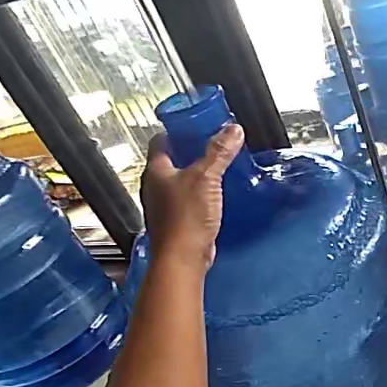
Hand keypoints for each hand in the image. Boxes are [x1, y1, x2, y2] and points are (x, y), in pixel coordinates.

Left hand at [141, 123, 242, 269]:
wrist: (182, 257)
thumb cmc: (188, 215)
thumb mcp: (207, 178)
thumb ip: (219, 153)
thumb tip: (234, 129)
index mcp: (155, 171)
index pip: (160, 141)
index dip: (176, 132)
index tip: (195, 128)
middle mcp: (153, 187)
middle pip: (169, 162)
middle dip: (188, 154)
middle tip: (211, 148)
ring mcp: (161, 206)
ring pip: (176, 183)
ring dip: (193, 176)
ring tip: (215, 170)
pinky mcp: (174, 223)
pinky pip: (184, 201)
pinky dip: (197, 195)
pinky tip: (213, 197)